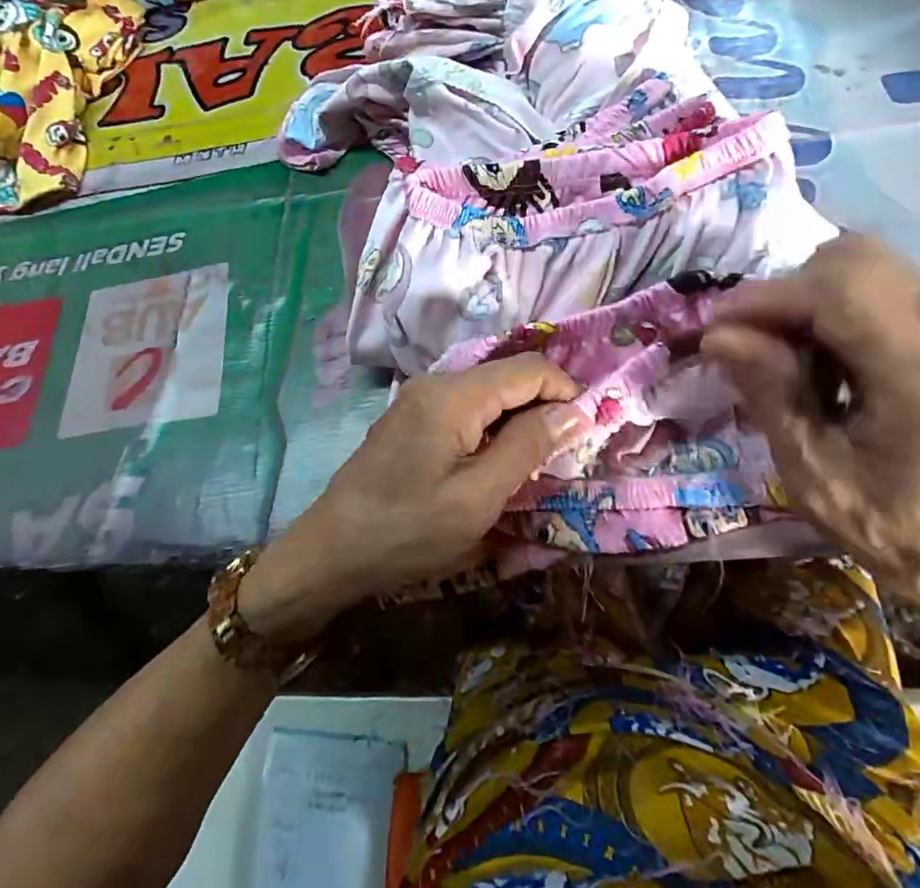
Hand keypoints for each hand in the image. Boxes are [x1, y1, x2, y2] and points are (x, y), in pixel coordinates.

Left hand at [240, 354, 587, 641]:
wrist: (332, 550)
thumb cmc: (407, 531)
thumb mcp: (477, 498)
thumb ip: (527, 447)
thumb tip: (573, 410)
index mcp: (452, 395)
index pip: (528, 369)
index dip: (567, 393)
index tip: (588, 435)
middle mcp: (433, 384)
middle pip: (506, 378)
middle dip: (543, 408)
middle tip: (564, 457)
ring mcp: (416, 401)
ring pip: (486, 395)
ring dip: (516, 422)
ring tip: (532, 467)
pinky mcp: (408, 421)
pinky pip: (462, 412)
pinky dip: (489, 430)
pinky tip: (493, 465)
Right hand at [701, 234, 919, 637]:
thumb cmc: (891, 531)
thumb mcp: (811, 473)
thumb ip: (770, 392)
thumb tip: (718, 333)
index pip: (841, 289)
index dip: (768, 296)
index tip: (718, 326)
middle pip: (860, 261)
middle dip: (790, 291)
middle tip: (754, 340)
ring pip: (876, 270)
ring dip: (815, 300)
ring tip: (789, 355)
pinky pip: (895, 293)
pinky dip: (845, 312)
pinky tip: (830, 362)